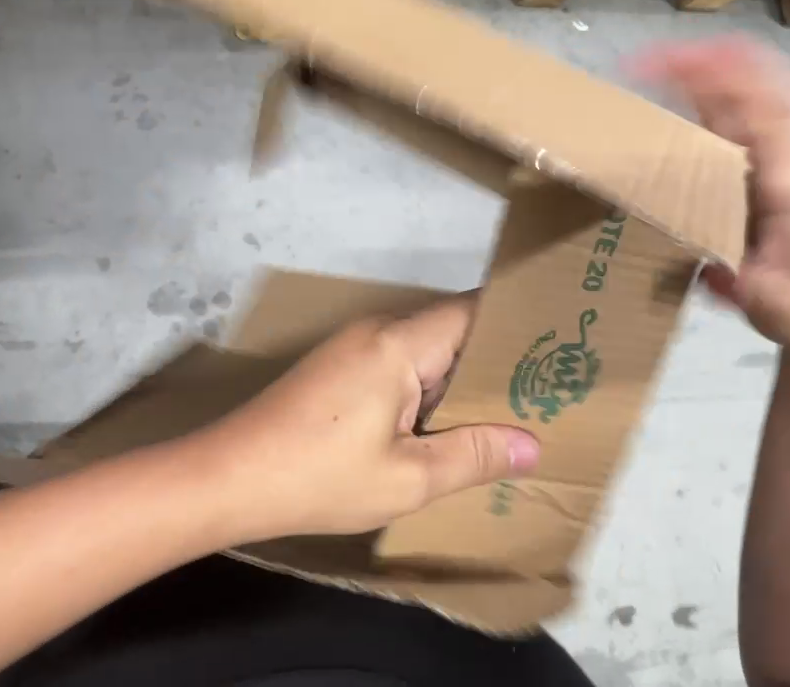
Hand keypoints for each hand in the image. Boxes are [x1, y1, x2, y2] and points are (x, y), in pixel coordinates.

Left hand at [185, 297, 539, 542]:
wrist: (232, 475)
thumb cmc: (320, 475)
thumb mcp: (407, 478)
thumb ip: (473, 455)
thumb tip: (531, 444)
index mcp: (397, 344)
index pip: (470, 312)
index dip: (513, 325)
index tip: (556, 344)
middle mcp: (375, 332)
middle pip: (448, 331)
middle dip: (493, 361)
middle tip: (546, 391)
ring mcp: (351, 348)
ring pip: (423, 352)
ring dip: (458, 380)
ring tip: (507, 412)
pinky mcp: (336, 369)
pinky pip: (397, 366)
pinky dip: (426, 389)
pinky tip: (444, 426)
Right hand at [634, 37, 789, 364]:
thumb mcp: (782, 309)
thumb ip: (751, 290)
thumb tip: (711, 271)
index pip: (766, 119)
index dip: (725, 86)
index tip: (675, 69)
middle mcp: (788, 165)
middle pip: (764, 92)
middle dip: (715, 64)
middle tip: (654, 57)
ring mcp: (780, 167)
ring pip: (757, 100)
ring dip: (715, 73)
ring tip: (661, 63)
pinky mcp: (766, 176)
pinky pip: (745, 121)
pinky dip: (717, 96)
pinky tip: (684, 93)